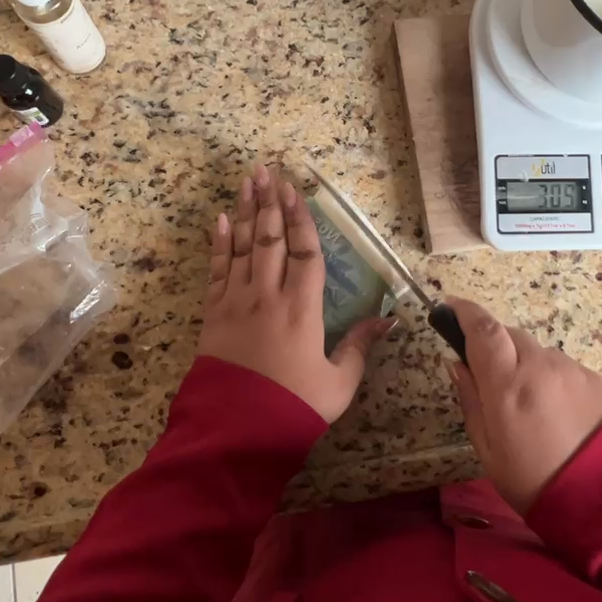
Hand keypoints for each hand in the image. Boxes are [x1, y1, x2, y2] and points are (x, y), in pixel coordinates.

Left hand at [196, 165, 393, 422]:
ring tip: (246, 181)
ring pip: (241, 246)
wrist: (235, 431)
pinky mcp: (214, 315)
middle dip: (269, 202)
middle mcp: (267, 296)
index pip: (304, 252)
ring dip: (244, 211)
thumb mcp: (338, 383)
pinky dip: (219, 244)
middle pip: (269, 238)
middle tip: (267, 170)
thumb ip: (359, 347)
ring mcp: (236, 303)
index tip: (296, 191)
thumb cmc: (293, 408)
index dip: (301, 219)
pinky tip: (220, 221)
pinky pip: (216, 270)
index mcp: (301, 310)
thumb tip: (387, 319)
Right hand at [446, 298, 601, 512]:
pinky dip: (554, 381)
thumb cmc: (536, 483)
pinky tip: (560, 415)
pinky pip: (565, 369)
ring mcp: (573, 371)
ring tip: (533, 408)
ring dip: (528, 366)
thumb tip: (457, 364)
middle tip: (492, 376)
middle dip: (496, 345)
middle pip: (511, 336)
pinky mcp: (599, 380)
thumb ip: (470, 400)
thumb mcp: (488, 450)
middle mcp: (541, 366)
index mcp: (507, 385)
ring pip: (540, 354)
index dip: (464, 312)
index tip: (450, 306)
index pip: (483, 330)